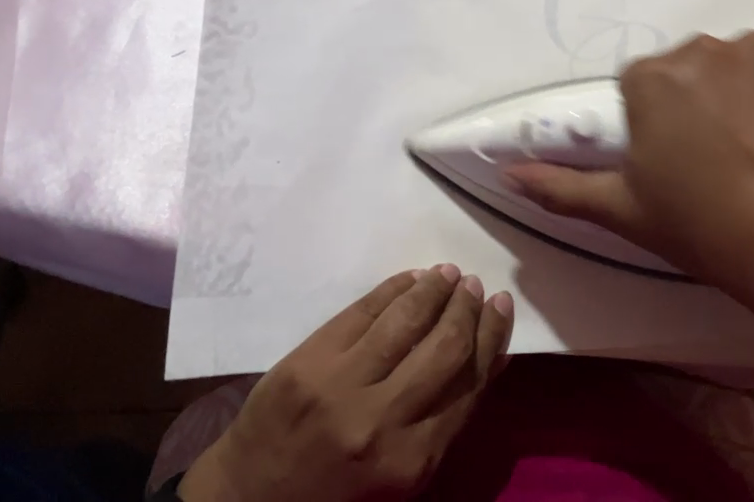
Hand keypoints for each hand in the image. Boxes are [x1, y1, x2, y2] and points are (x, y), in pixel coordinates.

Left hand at [178, 265, 514, 501]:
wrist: (251, 500)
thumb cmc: (337, 496)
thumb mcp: (403, 478)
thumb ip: (447, 421)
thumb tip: (492, 360)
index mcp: (411, 460)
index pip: (468, 383)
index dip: (492, 338)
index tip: (502, 308)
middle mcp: (382, 420)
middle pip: (444, 347)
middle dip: (467, 309)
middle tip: (476, 287)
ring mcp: (341, 384)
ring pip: (405, 320)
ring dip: (434, 290)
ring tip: (449, 274)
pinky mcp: (309, 359)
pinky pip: (362, 311)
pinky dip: (392, 289)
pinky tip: (409, 279)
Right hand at [502, 33, 753, 310]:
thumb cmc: (709, 229)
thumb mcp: (626, 213)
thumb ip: (560, 187)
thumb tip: (507, 173)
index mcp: (651, 80)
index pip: (641, 88)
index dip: (655, 126)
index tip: (676, 164)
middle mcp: (702, 49)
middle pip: (690, 71)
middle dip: (698, 104)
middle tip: (721, 162)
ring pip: (739, 67)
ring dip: (743, 96)